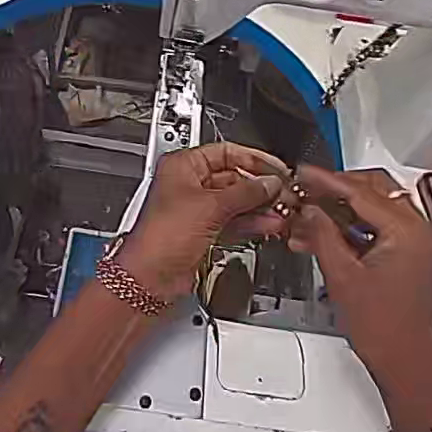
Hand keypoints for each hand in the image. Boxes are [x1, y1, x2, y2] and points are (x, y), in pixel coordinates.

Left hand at [120, 143, 288, 299]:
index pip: (226, 152)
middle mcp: (188, 185)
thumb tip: (268, 183)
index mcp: (182, 166)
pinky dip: (251, 222)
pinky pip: (233, 221)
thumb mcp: (211, 206)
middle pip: (233, 178)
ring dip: (259, 206)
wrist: (150, 278)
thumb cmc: (161, 238)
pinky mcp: (203, 232)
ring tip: (280, 209)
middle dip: (259, 187)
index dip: (253, 159)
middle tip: (281, 192)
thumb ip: (245, 192)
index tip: (275, 168)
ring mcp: (196, 210)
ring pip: (235, 202)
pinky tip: (268, 223)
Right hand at [285, 165, 431, 403]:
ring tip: (310, 216)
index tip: (304, 174)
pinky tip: (326, 235)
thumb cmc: (382, 329)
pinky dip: (354, 227)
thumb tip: (309, 209)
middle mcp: (419, 230)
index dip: (327, 181)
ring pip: (376, 208)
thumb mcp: (342, 276)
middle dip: (337, 190)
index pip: (361, 192)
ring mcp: (417, 242)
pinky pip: (380, 227)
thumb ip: (323, 235)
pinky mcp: (410, 254)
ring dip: (343, 210)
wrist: (404, 363)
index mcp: (407, 231)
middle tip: (307, 191)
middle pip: (375, 190)